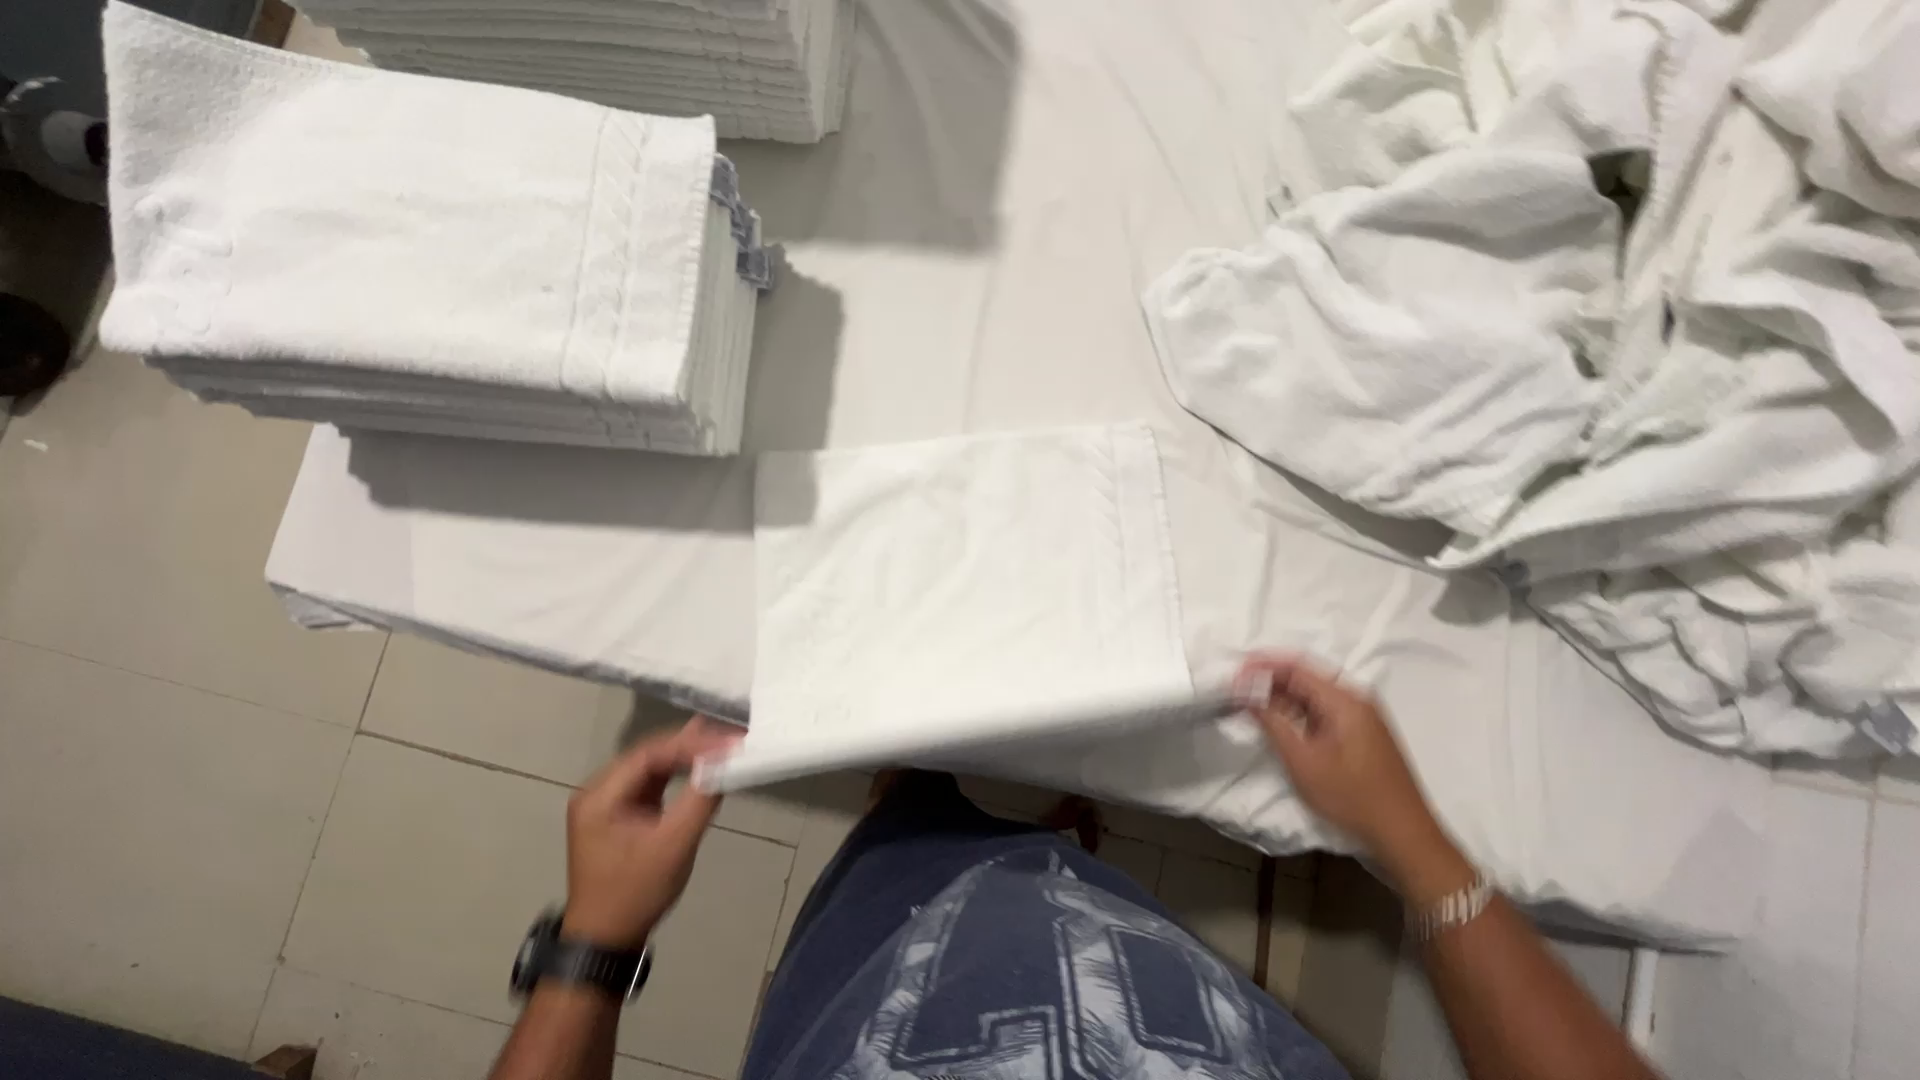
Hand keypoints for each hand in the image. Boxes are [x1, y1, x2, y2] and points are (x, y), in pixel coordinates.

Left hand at [561, 717, 742, 948]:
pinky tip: (700, 766)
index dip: (690, 744)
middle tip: (728, 736)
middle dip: (689, 745)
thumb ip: (701, 800)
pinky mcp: (617, 814)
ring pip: (650, 767)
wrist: (606, 940)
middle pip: (648, 755)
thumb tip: (726, 762)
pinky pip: (650, 783)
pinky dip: (676, 774)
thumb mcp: (674, 846)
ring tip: (720, 743)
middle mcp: (597, 792)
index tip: (727, 742)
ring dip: (685, 757)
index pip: (649, 755)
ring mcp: (605, 802)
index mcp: (600, 797)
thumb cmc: (637, 893)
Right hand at [1236, 653, 1438, 858]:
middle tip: (1236, 689)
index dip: (1262, 665)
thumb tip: (1246, 692)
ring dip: (1281, 697)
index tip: (1233, 673)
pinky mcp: (1361, 736)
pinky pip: (1323, 712)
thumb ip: (1272, 721)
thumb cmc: (1351, 798)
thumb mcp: (1303, 761)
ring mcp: (1362, 718)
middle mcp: (1357, 701)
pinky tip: (1278, 722)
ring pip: (1314, 696)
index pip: (1297, 667)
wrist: (1404, 836)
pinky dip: (1297, 712)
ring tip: (1249, 703)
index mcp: (1346, 700)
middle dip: (1269, 680)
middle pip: (1306, 678)